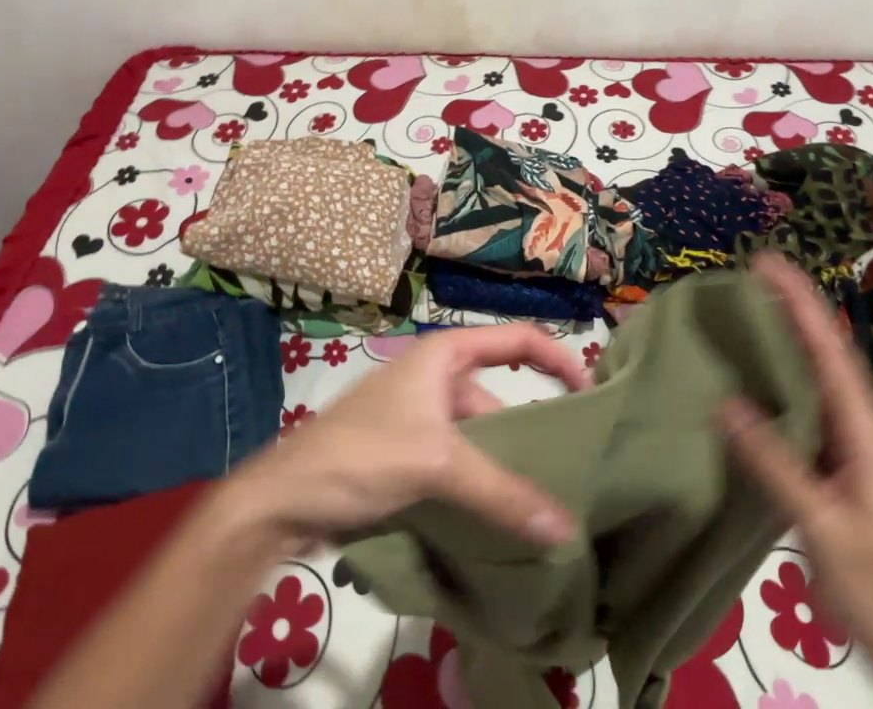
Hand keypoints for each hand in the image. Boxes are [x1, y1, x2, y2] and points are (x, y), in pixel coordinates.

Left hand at [231, 323, 590, 546]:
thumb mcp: (437, 466)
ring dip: (506, 462)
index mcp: (442, 355)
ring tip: (546, 497)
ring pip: (479, 435)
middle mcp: (434, 378)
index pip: (517, 340)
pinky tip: (503, 512)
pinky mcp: (406, 454)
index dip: (558, 356)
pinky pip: (459, 461)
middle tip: (575, 461)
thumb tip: (566, 531)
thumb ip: (503, 494)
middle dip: (534, 425)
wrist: (282, 501)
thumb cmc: (360, 456)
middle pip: (500, 394)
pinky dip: (481, 482)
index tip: (590, 392)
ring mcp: (418, 418)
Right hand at [721, 254, 872, 708]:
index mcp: (867, 435)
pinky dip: (778, 389)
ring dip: (783, 347)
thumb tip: (729, 402)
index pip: (832, 354)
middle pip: (825, 358)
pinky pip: (805, 416)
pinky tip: (748, 388)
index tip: (767, 264)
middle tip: (743, 281)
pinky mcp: (837, 472)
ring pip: (814, 385)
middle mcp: (862, 431)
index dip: (801, 305)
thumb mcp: (825, 528)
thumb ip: (779, 465)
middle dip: (790, 313)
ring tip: (741, 318)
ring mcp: (851, 452)